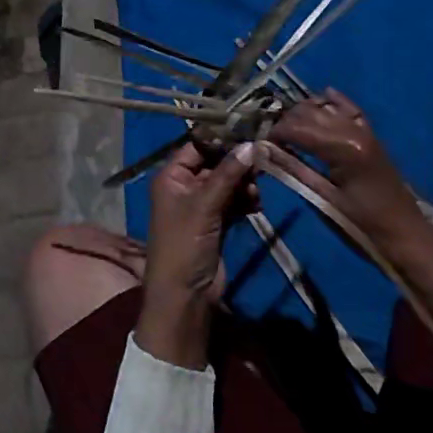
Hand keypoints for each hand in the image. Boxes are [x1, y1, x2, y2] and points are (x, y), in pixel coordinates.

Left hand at [135, 141, 257, 368]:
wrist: (185, 298)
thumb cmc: (184, 246)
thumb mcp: (204, 206)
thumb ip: (227, 175)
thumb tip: (250, 145)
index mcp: (171, 177)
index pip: (197, 146)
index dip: (222, 140)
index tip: (250, 135)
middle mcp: (184, 187)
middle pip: (215, 164)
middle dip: (237, 164)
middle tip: (261, 165)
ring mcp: (200, 206)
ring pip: (227, 184)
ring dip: (243, 184)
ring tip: (257, 193)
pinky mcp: (215, 223)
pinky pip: (233, 202)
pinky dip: (244, 201)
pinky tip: (257, 205)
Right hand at [265, 90, 432, 329]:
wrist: (406, 237)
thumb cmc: (362, 226)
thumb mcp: (322, 200)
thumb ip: (292, 170)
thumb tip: (259, 150)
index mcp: (342, 147)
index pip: (296, 127)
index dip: (273, 134)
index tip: (257, 145)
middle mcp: (353, 130)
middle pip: (308, 112)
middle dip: (284, 122)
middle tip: (268, 140)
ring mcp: (364, 129)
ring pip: (325, 106)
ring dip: (303, 112)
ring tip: (287, 130)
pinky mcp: (370, 134)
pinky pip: (349, 108)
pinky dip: (333, 101)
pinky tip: (321, 97)